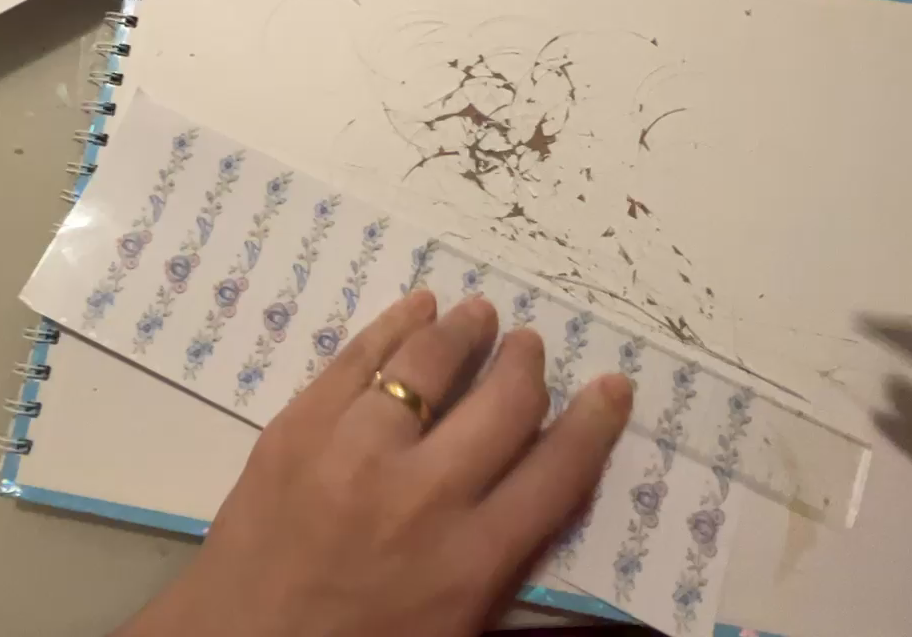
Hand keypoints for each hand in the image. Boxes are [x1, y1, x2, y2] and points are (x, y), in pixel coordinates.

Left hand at [115, 289, 633, 636]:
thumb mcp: (453, 625)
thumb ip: (501, 559)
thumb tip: (538, 479)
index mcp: (470, 559)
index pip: (557, 473)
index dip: (594, 423)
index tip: (611, 386)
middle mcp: (421, 493)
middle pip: (501, 405)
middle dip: (525, 364)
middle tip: (530, 342)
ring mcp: (354, 446)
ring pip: (428, 363)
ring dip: (462, 331)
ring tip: (479, 312)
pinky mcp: (300, 420)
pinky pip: (358, 356)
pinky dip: (394, 323)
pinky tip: (415, 306)